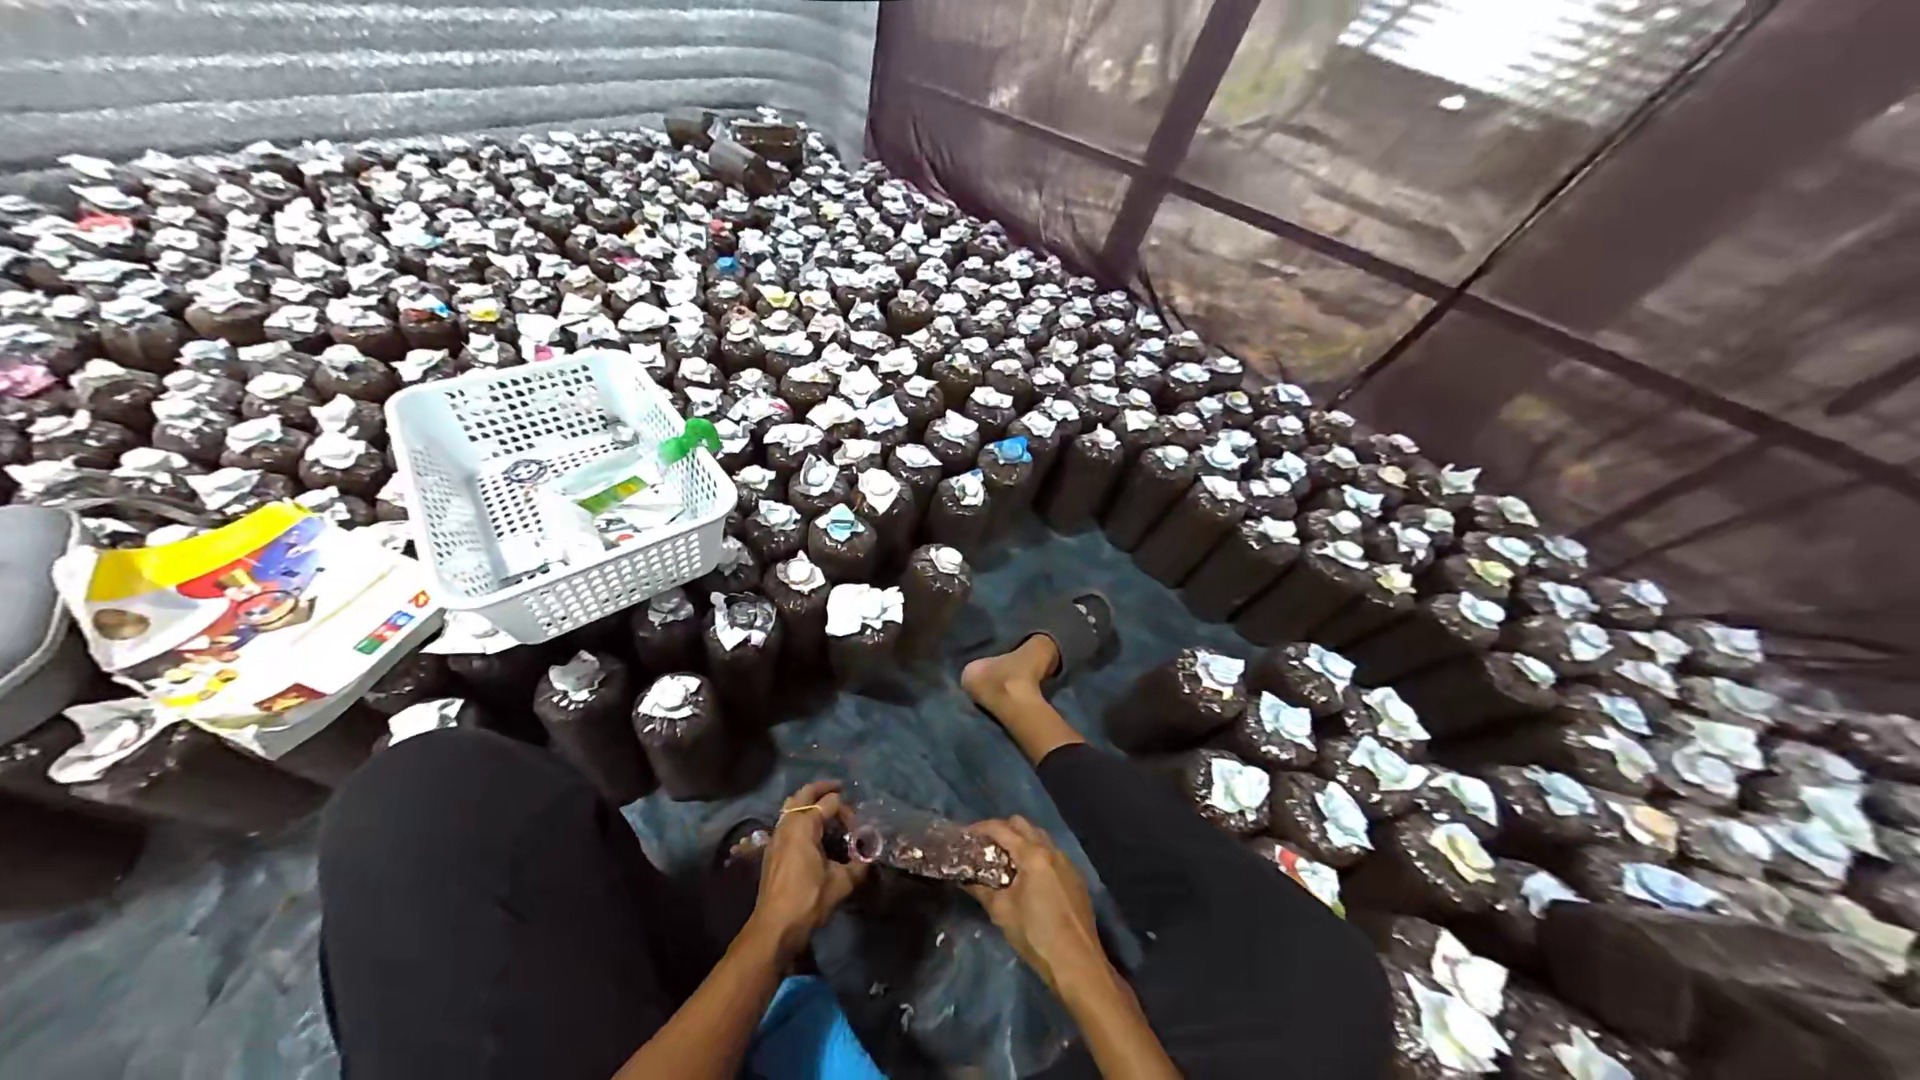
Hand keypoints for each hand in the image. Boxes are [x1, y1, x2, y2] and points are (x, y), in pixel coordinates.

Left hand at [747, 781, 868, 961]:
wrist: (774, 927)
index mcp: (804, 826)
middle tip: (839, 788)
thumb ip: (858, 865)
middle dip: (822, 789)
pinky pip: (785, 820)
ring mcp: (776, 836)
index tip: (857, 826)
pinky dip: (798, 815)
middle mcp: (787, 824)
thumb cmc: (809, 900)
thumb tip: (869, 858)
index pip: (829, 803)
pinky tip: (810, 829)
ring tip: (824, 805)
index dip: (846, 810)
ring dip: (807, 801)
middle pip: (803, 795)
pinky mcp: (771, 850)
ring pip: (790, 806)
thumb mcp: (841, 883)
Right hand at [964, 817, 1107, 991]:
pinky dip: (1036, 855)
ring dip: (1021, 841)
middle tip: (984, 846)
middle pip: (1023, 825)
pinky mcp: (1076, 878)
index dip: (981, 828)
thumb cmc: (1035, 935)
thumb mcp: (1001, 911)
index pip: (1002, 829)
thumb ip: (980, 889)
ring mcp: (1067, 863)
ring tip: (1004, 859)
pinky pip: (1052, 854)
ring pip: (1040, 837)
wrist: (1077, 964)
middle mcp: (1052, 851)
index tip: (966, 834)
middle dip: (1002, 830)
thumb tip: (963, 878)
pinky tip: (1028, 877)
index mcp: (1033, 855)